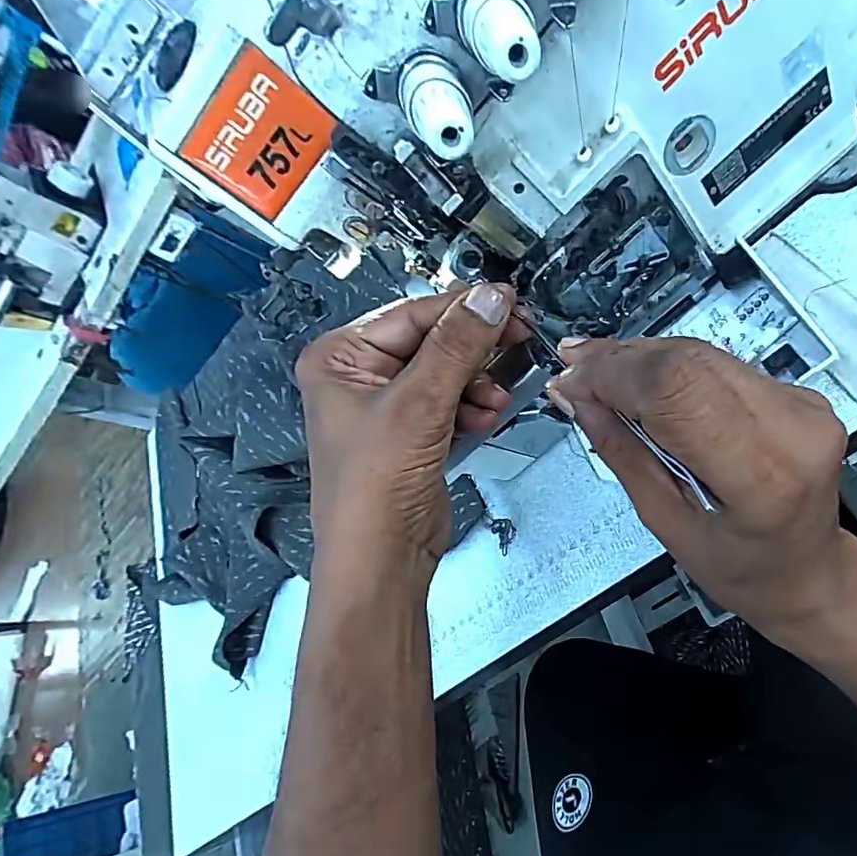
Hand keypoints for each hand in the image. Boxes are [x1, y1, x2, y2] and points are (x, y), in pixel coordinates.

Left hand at [295, 283, 526, 579]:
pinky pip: (457, 402)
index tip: (506, 302)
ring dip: (478, 385)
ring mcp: (394, 407)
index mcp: (342, 357)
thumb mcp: (418, 406)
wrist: (384, 553)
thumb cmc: (371, 489)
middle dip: (475, 352)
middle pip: (436, 342)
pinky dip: (475, 408)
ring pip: (452, 373)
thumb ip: (457, 349)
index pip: (414, 314)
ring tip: (491, 401)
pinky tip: (481, 420)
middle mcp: (364, 378)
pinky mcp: (420, 432)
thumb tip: (487, 302)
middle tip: (514, 339)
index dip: (464, 308)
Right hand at [547, 336, 856, 637]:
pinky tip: (650, 384)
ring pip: (706, 353)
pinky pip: (726, 365)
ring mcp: (803, 409)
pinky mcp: (802, 397)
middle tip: (580, 373)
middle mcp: (794, 431)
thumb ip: (626, 456)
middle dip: (623, 361)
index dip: (614, 375)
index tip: (574, 381)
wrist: (809, 571)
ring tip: (607, 378)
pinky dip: (679, 369)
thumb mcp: (672, 527)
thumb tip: (583, 402)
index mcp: (765, 478)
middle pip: (689, 362)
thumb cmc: (752, 570)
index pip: (675, 391)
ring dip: (647, 360)